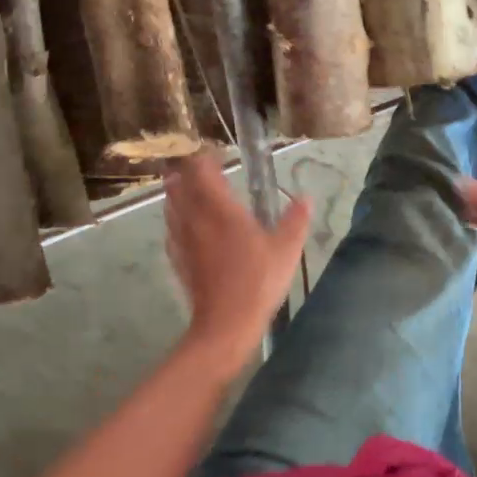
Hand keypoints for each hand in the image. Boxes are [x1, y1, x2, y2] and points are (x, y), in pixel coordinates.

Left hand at [164, 151, 310, 363]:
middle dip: (186, 171)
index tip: (214, 152)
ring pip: (172, 207)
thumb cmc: (258, 282)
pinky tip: (183, 226)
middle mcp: (197, 220)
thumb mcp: (287, 249)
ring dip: (176, 193)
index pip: (203, 172)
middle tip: (197, 165)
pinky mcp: (178, 261)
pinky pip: (172, 231)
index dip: (204, 158)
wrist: (225, 325)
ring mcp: (184, 241)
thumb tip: (305, 197)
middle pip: (181, 186)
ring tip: (183, 186)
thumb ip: (295, 220)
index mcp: (222, 210)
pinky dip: (175, 220)